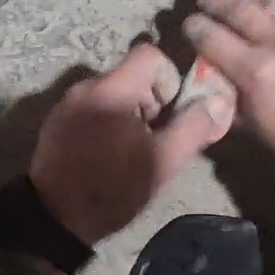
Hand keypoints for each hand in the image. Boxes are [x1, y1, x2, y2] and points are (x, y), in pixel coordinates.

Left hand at [30, 42, 235, 244]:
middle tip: (154, 141)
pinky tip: (107, 155)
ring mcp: (67, 103)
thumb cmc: (113, 189)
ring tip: (131, 151)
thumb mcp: (164, 162)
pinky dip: (108, 121)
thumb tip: (219, 100)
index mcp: (112, 89)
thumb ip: (195, 126)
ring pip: (114, 93)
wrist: (55, 219)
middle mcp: (86, 86)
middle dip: (152, 102)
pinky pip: (93, 107)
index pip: (151, 55)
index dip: (170, 80)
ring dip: (131, 114)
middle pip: (133, 75)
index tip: (170, 116)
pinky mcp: (56, 121)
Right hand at [185, 0, 274, 175]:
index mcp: (255, 70)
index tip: (189, 23)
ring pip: (272, 5)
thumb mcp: (249, 122)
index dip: (194, 27)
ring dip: (253, 7)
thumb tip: (213, 68)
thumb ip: (228, 90)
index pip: (211, 36)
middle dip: (216, 2)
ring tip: (246, 10)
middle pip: (239, 8)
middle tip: (206, 1)